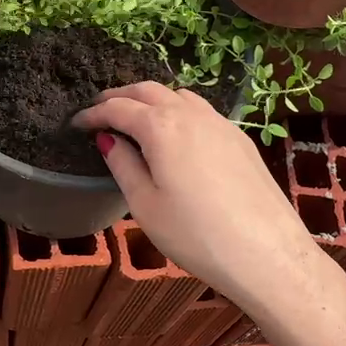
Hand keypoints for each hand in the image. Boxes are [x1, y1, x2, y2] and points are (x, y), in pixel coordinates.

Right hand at [73, 82, 335, 316]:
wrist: (269, 255)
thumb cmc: (196, 235)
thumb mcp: (145, 205)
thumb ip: (123, 165)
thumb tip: (108, 138)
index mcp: (161, 127)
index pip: (117, 108)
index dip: (93, 114)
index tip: (76, 124)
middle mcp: (190, 114)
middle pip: (148, 90)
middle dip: (120, 96)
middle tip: (100, 111)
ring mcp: (220, 123)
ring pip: (178, 95)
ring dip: (151, 99)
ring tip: (135, 118)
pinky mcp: (240, 139)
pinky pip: (200, 110)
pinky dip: (177, 110)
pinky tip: (175, 133)